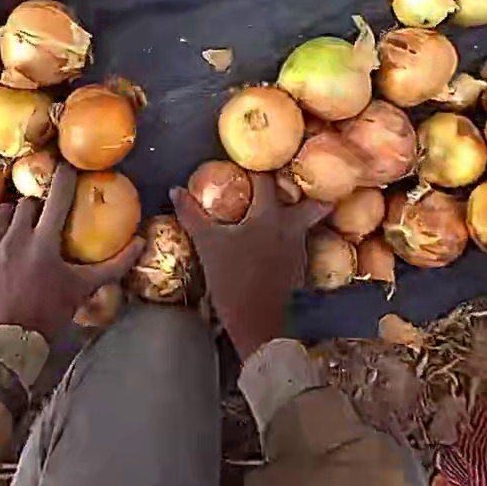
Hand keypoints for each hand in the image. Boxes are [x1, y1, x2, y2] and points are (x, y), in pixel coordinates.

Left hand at [0, 164, 143, 335]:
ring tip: (18, 227)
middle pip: (25, 204)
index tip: (65, 167)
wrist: (7, 344)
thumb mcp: (85, 286)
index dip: (63, 178)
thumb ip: (115, 265)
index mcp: (43, 243)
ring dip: (11, 217)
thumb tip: (141, 242)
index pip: (56, 198)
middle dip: (36, 205)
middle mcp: (13, 241)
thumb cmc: (51, 311)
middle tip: (43, 214)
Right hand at [175, 172, 331, 358]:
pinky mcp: (300, 264)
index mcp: (271, 214)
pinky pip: (301, 238)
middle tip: (292, 175)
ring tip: (287, 200)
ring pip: (308, 218)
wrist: (260, 325)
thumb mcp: (209, 246)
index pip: (267, 179)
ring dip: (301, 208)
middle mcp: (292, 225)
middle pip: (311, 199)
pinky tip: (279, 234)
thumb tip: (176, 190)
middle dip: (307, 186)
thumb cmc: (234, 281)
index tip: (250, 160)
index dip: (258, 167)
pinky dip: (293, 230)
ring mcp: (300, 245)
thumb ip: (192, 215)